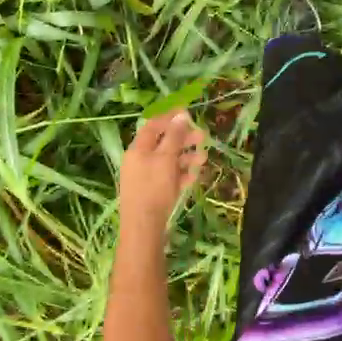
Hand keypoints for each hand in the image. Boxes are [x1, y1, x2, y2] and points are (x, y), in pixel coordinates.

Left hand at [118, 110, 205, 239]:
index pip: (153, 125)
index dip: (170, 117)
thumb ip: (175, 136)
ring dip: (187, 157)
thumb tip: (181, 115)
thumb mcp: (166, 158)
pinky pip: (169, 177)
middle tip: (203, 136)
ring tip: (204, 158)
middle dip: (184, 139)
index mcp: (138, 149)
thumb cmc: (154, 188)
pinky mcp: (154, 192)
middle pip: (164, 143)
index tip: (188, 112)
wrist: (144, 228)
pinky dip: (182, 173)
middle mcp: (140, 160)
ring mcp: (146, 177)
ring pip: (169, 161)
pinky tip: (195, 175)